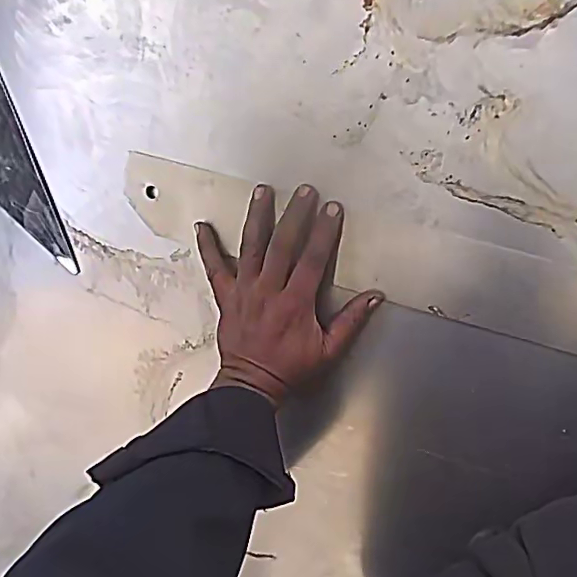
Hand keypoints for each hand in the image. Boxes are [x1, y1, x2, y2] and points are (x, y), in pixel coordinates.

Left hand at [197, 183, 384, 404]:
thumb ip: (351, 321)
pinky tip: (203, 227)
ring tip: (262, 192)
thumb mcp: (329, 351)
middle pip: (283, 244)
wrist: (252, 385)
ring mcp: (245, 291)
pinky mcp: (227, 297)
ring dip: (258, 217)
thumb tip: (373, 298)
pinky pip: (215, 268)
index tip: (332, 210)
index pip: (313, 258)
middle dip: (296, 214)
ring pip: (251, 247)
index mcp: (295, 302)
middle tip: (304, 191)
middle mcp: (269, 291)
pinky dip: (208, 247)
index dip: (324, 232)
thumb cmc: (290, 370)